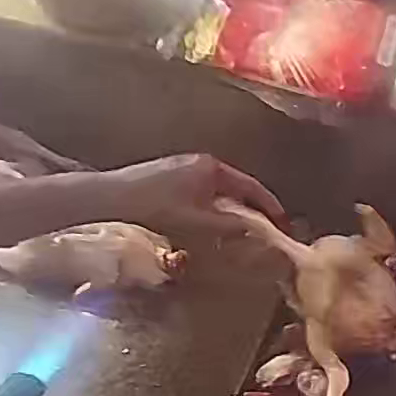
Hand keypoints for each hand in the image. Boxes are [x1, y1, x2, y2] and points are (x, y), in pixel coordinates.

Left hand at [116, 153, 287, 230]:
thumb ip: (231, 226)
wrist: (112, 198)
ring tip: (245, 230)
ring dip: (235, 210)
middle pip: (239, 188)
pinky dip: (217, 208)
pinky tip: (215, 224)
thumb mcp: (200, 222)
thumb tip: (256, 231)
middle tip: (267, 229)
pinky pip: (206, 193)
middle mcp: (202, 164)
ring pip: (221, 191)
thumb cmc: (158, 207)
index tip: (283, 225)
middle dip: (255, 209)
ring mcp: (185, 168)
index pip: (254, 188)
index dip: (271, 208)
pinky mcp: (171, 177)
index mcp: (214, 169)